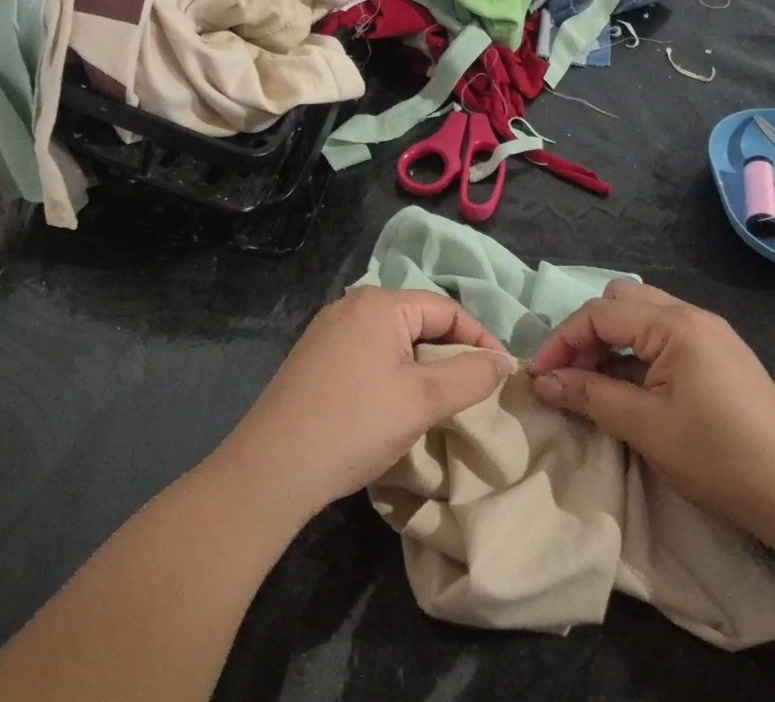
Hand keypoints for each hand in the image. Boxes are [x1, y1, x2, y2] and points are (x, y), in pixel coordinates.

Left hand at [218, 288, 513, 517]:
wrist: (271, 472)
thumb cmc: (354, 425)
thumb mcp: (423, 400)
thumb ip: (470, 376)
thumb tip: (504, 361)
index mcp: (378, 304)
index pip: (447, 309)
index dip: (481, 340)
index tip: (503, 375)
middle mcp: (350, 307)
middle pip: (420, 322)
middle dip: (452, 355)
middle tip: (475, 392)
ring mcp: (327, 335)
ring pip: (395, 343)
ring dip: (424, 369)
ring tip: (442, 404)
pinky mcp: (315, 362)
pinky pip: (370, 357)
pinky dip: (394, 377)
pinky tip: (397, 409)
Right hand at [528, 280, 774, 528]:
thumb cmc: (718, 456)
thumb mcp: (645, 427)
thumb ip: (589, 396)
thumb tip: (541, 382)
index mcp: (676, 324)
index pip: (600, 313)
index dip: (562, 341)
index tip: (538, 378)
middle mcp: (693, 317)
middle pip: (622, 303)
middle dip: (587, 334)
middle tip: (570, 377)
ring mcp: (709, 336)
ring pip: (642, 318)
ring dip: (610, 344)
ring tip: (593, 386)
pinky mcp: (718, 359)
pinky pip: (663, 340)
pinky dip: (635, 356)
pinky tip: (628, 391)